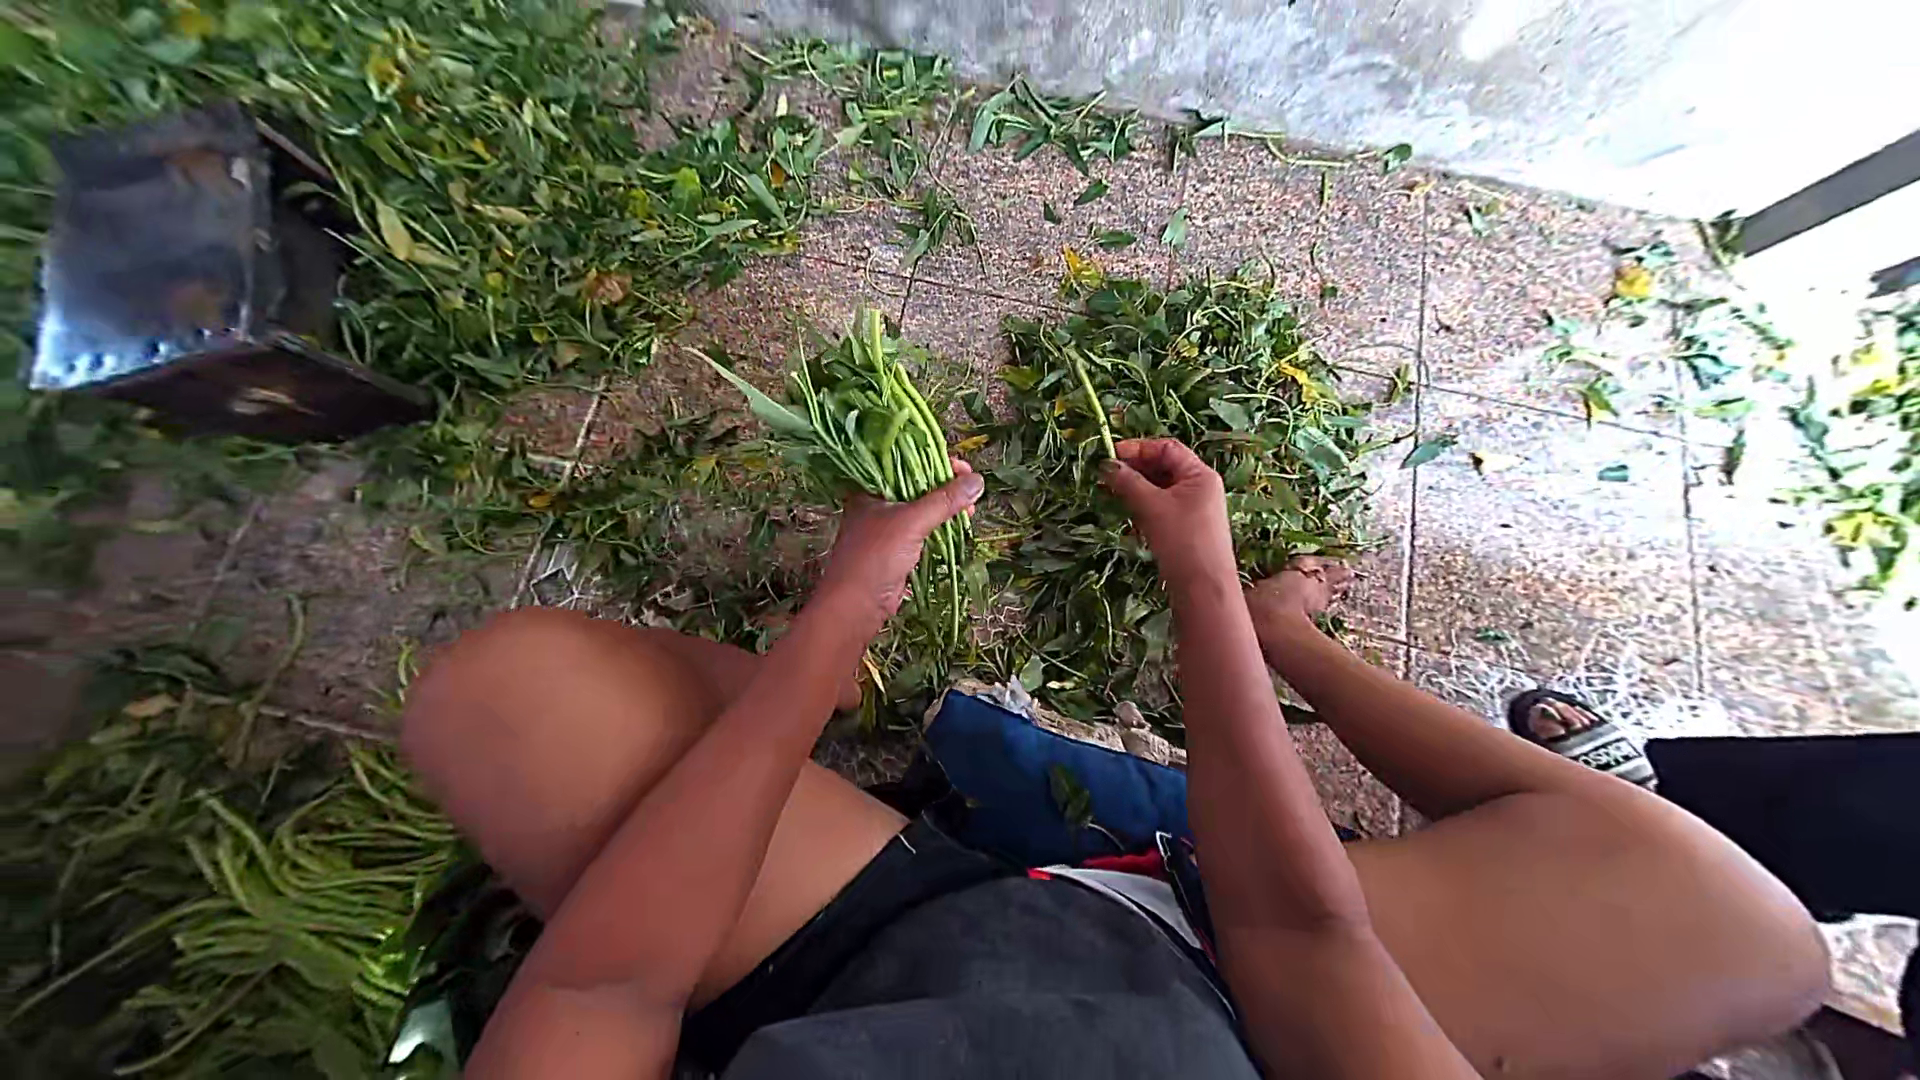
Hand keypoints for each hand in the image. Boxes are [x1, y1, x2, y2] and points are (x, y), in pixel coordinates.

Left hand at [814, 459, 983, 630]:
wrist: (856, 605)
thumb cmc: (875, 556)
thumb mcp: (911, 521)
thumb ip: (944, 501)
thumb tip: (978, 481)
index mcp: (871, 487)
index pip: (907, 461)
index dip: (937, 461)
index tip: (964, 469)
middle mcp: (877, 502)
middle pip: (918, 484)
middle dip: (947, 486)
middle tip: (972, 490)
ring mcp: (886, 526)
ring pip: (922, 508)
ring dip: (946, 508)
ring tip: (970, 510)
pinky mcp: (896, 547)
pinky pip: (922, 529)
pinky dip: (940, 526)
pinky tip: (958, 526)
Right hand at [1101, 438, 1236, 584]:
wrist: (1202, 586)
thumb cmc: (1181, 540)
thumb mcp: (1151, 506)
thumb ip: (1127, 482)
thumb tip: (1106, 464)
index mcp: (1199, 474)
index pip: (1166, 448)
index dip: (1137, 448)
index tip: (1110, 455)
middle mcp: (1200, 486)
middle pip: (1163, 466)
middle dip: (1134, 469)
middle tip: (1105, 475)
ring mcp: (1194, 507)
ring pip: (1160, 488)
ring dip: (1135, 488)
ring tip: (1110, 492)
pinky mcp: (1186, 526)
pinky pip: (1162, 506)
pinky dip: (1143, 505)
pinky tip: (1127, 513)